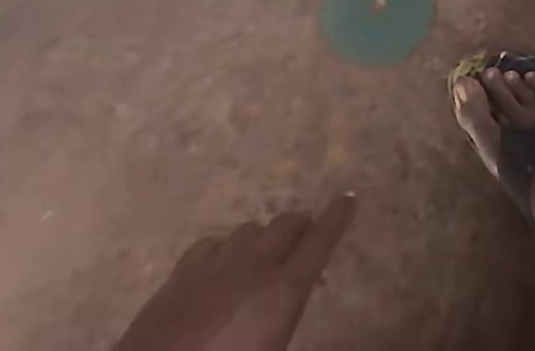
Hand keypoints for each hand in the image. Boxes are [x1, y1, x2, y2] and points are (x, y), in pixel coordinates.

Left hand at [114, 195, 355, 350]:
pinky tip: (220, 270)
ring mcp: (217, 260)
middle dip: (301, 228)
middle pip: (289, 223)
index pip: (321, 240)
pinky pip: (216, 242)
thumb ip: (284, 318)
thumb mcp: (271, 346)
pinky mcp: (184, 267)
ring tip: (260, 265)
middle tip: (305, 245)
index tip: (350, 198)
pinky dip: (226, 251)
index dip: (338, 217)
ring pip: (253, 228)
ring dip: (263, 240)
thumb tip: (288, 303)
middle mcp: (255, 264)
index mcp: (283, 290)